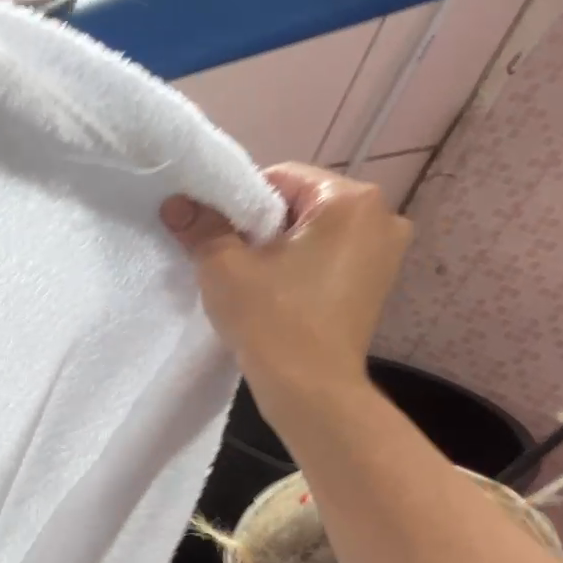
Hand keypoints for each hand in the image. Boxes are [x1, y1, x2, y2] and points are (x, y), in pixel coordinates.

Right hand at [160, 163, 412, 422]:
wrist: (309, 384)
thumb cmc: (270, 318)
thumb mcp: (223, 268)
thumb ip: (201, 228)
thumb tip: (175, 202)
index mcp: (350, 200)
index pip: (281, 178)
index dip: (238, 203)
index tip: (215, 235)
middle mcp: (382, 215)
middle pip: (301, 204)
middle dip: (261, 226)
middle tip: (229, 260)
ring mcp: (387, 250)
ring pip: (316, 232)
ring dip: (280, 248)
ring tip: (252, 281)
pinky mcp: (378, 280)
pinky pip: (330, 257)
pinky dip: (300, 267)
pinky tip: (277, 295)